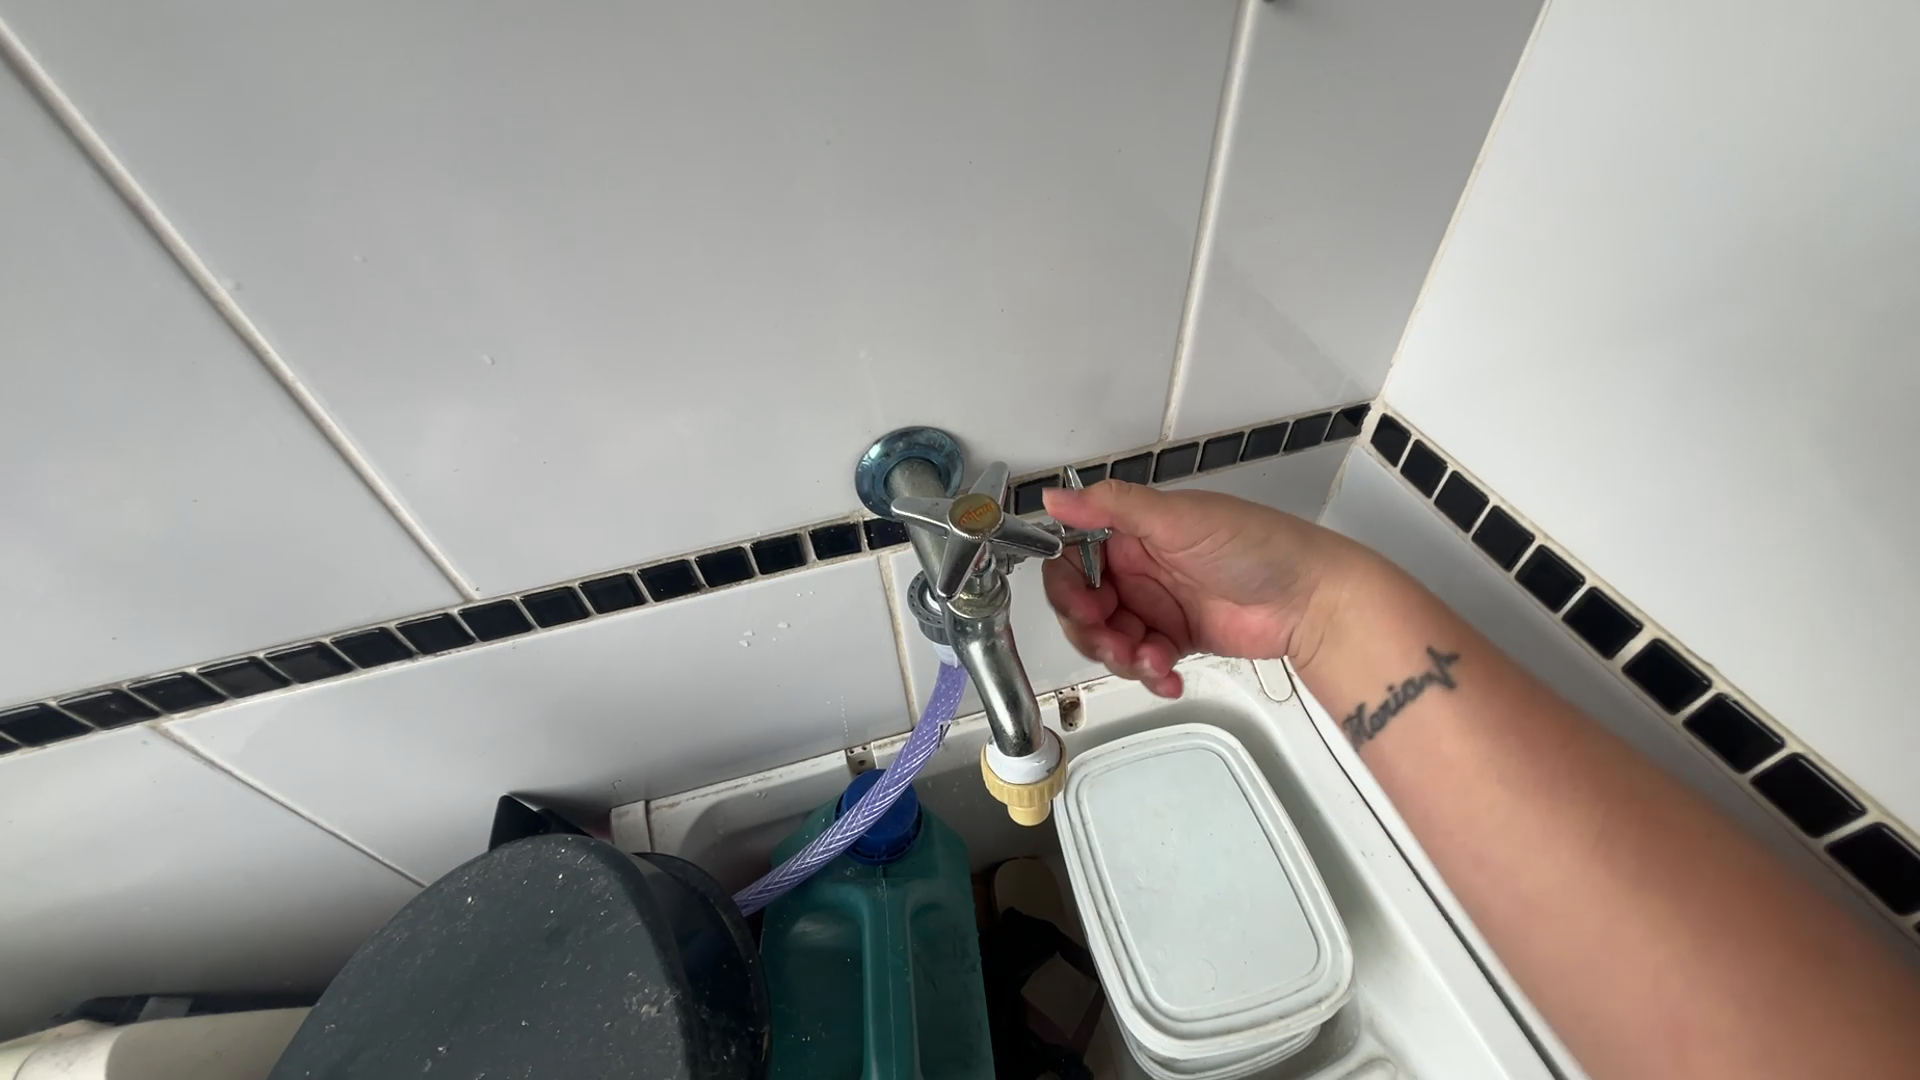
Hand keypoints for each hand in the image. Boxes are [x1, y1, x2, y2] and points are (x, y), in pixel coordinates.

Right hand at [1040, 479, 1364, 697]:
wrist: (1312, 598)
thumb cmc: (1255, 545)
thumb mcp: (1178, 518)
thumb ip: (1111, 508)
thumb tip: (1052, 498)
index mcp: (1130, 534)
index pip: (1071, 562)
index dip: (1067, 589)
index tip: (1084, 608)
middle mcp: (1136, 569)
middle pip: (1082, 608)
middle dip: (1092, 632)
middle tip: (1117, 644)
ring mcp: (1154, 606)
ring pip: (1108, 641)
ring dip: (1122, 657)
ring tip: (1154, 660)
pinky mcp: (1174, 639)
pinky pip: (1141, 662)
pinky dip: (1149, 674)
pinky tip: (1167, 676)